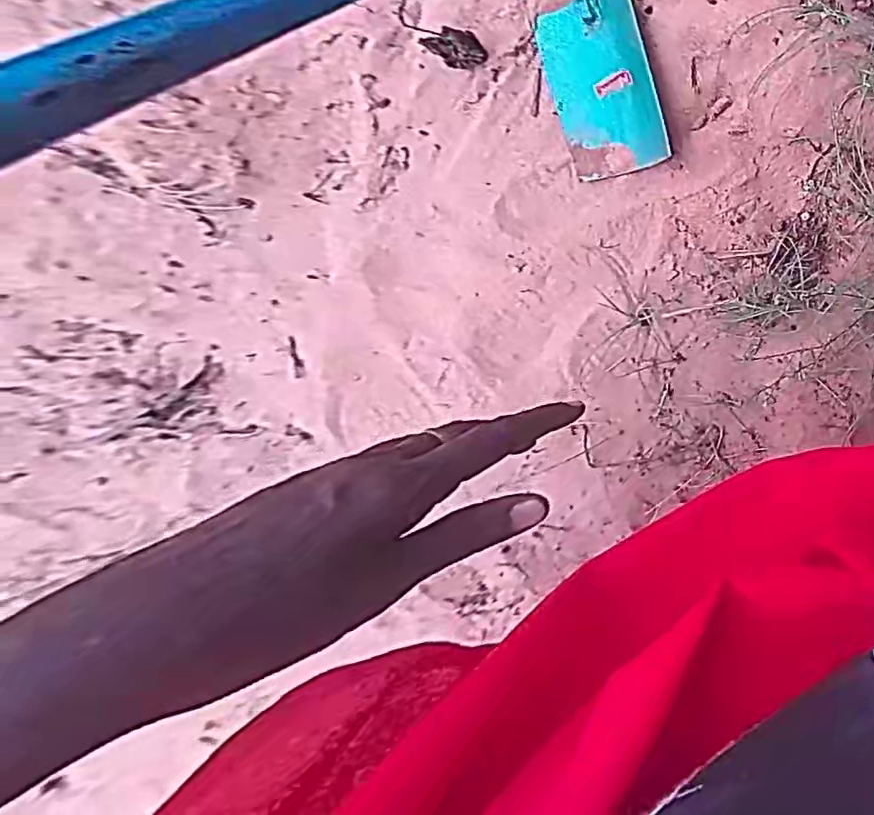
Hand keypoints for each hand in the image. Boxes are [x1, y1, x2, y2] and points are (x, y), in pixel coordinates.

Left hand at [0, 402, 580, 758]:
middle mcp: (368, 469)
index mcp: (400, 487)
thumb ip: (464, 534)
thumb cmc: (276, 615)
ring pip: (411, 448)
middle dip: (498, 430)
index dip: (535, 422)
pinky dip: (414, 461)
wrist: (132, 634)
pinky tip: (405, 489)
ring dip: (455, 444)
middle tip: (535, 431)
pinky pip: (377, 462)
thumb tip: (537, 503)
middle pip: (449, 436)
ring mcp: (327, 477)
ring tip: (482, 455)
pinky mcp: (296, 493)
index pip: (488, 441)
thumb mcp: (387, 580)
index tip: (572, 409)